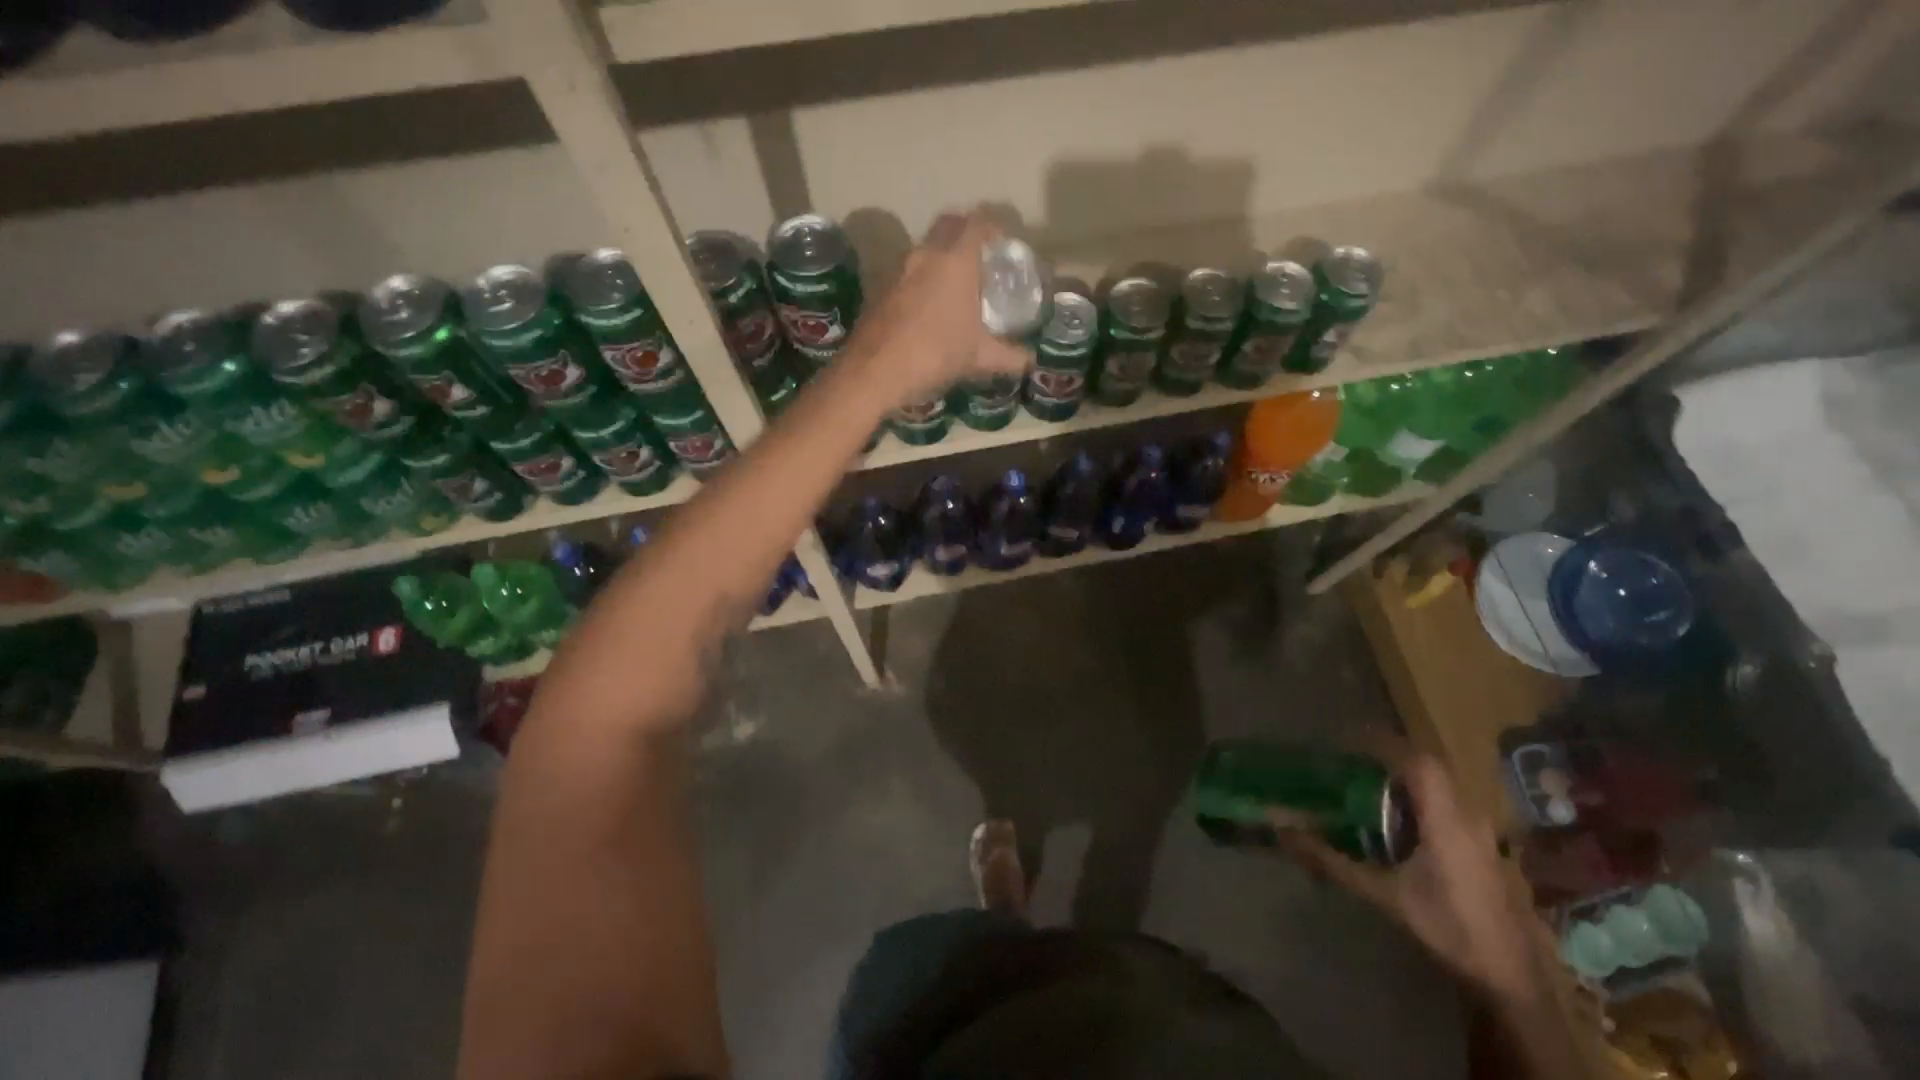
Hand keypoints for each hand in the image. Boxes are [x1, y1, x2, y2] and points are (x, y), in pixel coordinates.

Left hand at [841, 209, 1033, 404]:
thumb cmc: (934, 355)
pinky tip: (928, 306)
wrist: (873, 372)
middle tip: (980, 257)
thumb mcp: (979, 358)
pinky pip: (908, 271)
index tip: (1002, 242)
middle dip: (965, 232)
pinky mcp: (880, 288)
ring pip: (925, 247)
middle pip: (948, 225)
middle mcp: (926, 254)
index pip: (977, 224)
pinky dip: (922, 278)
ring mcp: (898, 269)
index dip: (992, 227)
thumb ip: (1009, 356)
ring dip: (941, 256)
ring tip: (955, 284)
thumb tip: (1031, 360)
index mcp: (956, 261)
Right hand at [1274, 756, 1544, 1000]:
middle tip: (1351, 776)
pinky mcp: (1487, 853)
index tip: (1347, 744)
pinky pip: (1450, 814)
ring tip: (1369, 805)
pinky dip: (1421, 812)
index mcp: (1447, 820)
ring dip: (1406, 792)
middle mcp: (1469, 817)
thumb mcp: (1384, 895)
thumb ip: (1335, 862)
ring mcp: (1483, 835)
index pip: (1418, 762)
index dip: (1384, 746)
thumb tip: (1287, 835)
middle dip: (1388, 769)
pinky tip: (1400, 840)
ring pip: (1441, 794)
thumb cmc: (1447, 927)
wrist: (1510, 974)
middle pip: (1428, 774)